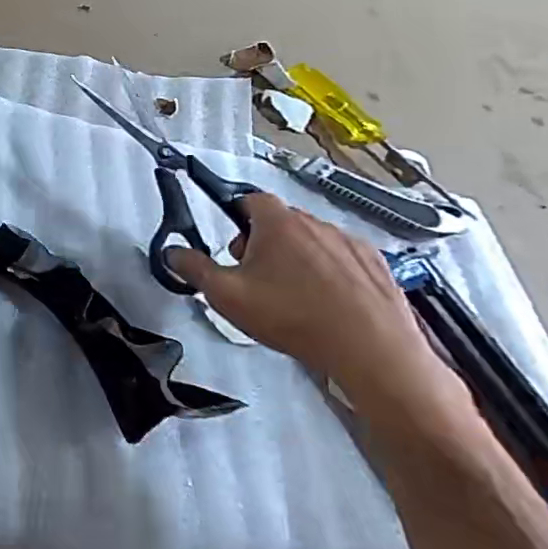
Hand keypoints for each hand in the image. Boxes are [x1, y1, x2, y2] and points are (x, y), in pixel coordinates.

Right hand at [167, 193, 450, 415]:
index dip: (234, 217)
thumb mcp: (228, 296)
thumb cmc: (296, 318)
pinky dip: (331, 276)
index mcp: (276, 222)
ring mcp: (348, 243)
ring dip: (297, 260)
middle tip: (254, 278)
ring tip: (291, 299)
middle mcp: (314, 223)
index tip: (230, 239)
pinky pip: (342, 261)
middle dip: (262, 244)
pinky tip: (325, 306)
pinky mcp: (374, 265)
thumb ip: (195, 270)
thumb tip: (173, 253)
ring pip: (311, 242)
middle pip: (278, 222)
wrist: (370, 349)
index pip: (247, 199)